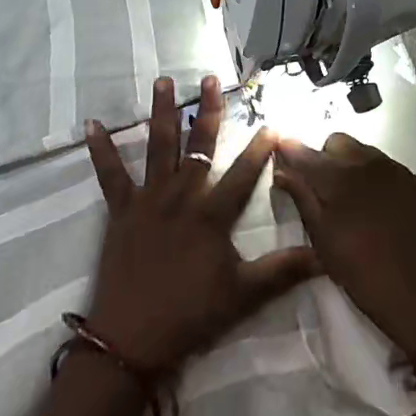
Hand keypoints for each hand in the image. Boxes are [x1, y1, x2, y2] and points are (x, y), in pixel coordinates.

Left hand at [83, 76, 318, 371]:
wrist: (133, 336)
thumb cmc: (192, 315)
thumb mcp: (244, 295)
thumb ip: (283, 271)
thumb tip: (324, 255)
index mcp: (211, 216)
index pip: (242, 175)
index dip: (259, 150)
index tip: (271, 123)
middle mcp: (180, 197)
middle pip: (197, 147)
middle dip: (207, 112)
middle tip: (210, 80)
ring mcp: (147, 200)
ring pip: (157, 147)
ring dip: (161, 113)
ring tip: (163, 81)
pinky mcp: (120, 210)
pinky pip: (109, 175)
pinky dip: (100, 149)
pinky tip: (91, 123)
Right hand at [273, 134, 415, 358]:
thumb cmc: (358, 267)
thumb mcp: (319, 234)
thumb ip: (299, 195)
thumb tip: (281, 169)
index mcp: (335, 175)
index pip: (301, 149)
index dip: (288, 152)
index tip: (282, 162)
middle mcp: (365, 162)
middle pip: (335, 142)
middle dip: (323, 157)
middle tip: (320, 190)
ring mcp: (394, 170)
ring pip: (362, 151)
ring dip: (349, 164)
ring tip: (349, 199)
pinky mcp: (414, 183)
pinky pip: (386, 167)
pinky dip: (374, 177)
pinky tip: (374, 206)